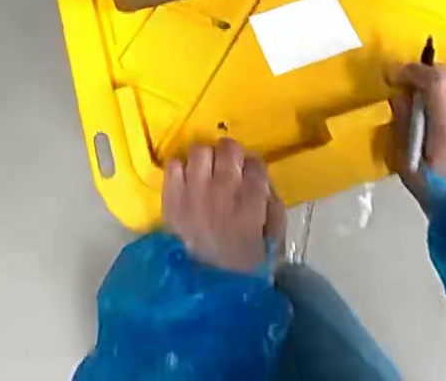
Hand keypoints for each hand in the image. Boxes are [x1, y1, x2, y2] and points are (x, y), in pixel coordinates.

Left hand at [163, 138, 286, 274]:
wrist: (201, 298)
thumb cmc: (241, 274)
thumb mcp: (272, 246)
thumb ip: (275, 212)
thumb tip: (266, 186)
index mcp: (251, 200)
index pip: (256, 162)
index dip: (253, 168)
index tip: (249, 178)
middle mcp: (223, 188)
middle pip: (228, 148)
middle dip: (231, 156)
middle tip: (227, 170)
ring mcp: (194, 191)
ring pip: (200, 150)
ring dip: (205, 159)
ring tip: (205, 173)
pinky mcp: (171, 198)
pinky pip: (173, 164)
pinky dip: (180, 169)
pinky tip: (185, 183)